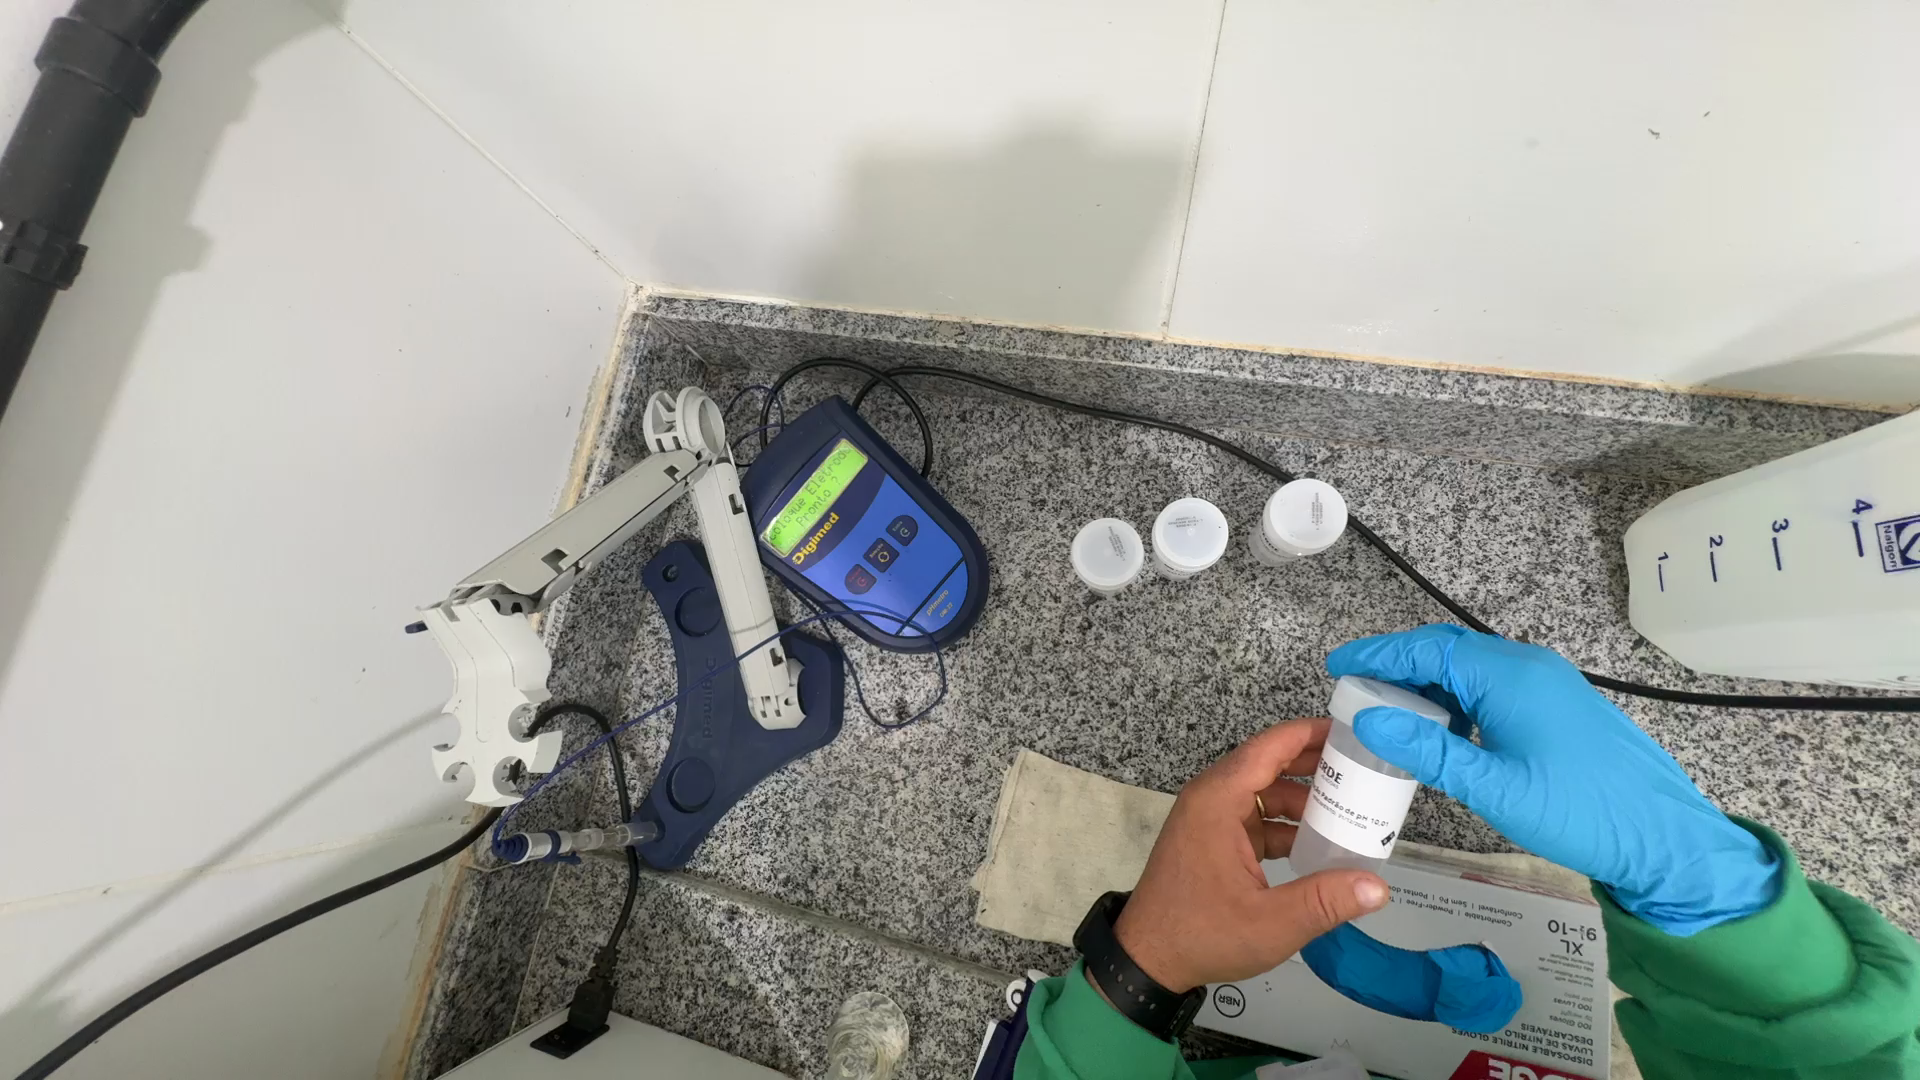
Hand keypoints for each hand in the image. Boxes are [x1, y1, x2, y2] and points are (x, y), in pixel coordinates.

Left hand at [1113, 718, 1391, 993]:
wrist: (1149, 955)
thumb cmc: (1203, 931)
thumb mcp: (1271, 922)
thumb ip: (1325, 901)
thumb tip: (1377, 886)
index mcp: (1217, 800)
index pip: (1265, 750)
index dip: (1304, 734)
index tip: (1346, 729)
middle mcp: (1210, 798)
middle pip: (1265, 765)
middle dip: (1312, 763)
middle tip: (1363, 766)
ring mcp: (1209, 818)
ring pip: (1261, 793)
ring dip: (1302, 799)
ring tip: (1353, 806)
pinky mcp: (1212, 838)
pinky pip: (1254, 817)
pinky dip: (1286, 824)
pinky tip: (1321, 841)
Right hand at [1328, 624, 1779, 935]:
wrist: (1674, 844)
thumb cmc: (1580, 813)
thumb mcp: (1493, 787)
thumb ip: (1425, 749)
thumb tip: (1366, 719)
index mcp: (1508, 676)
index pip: (1424, 649)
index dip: (1375, 655)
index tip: (1335, 666)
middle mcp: (1525, 665)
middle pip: (1443, 648)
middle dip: (1395, 662)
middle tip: (1355, 685)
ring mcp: (1545, 680)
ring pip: (1466, 663)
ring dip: (1423, 678)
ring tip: (1389, 707)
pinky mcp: (1555, 700)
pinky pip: (1489, 680)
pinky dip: (1452, 692)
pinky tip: (1440, 723)